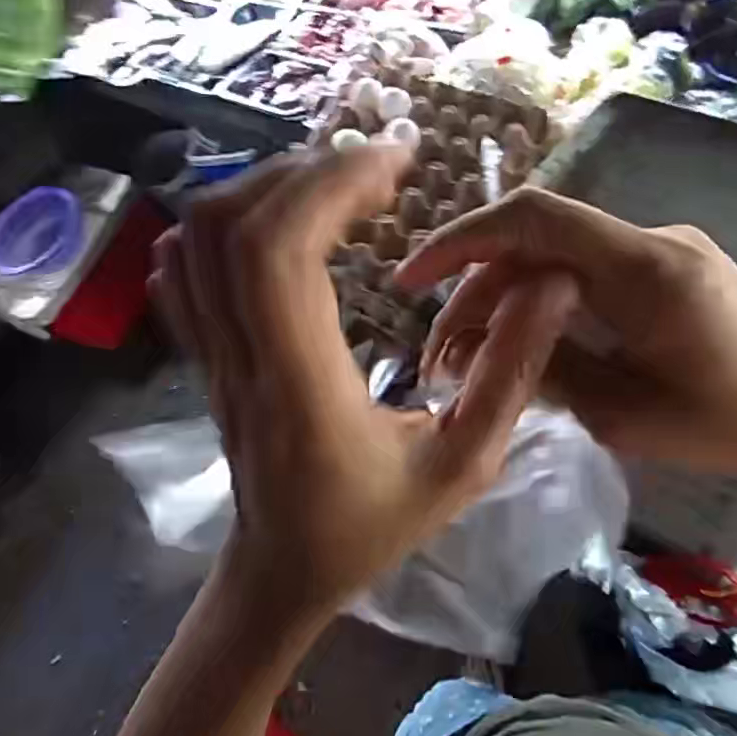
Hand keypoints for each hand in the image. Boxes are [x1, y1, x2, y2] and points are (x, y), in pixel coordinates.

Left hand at [149, 148, 578, 618]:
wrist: (282, 571)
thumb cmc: (373, 526)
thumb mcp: (465, 465)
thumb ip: (511, 374)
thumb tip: (549, 285)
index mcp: (304, 388)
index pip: (281, 254)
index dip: (334, 185)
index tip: (399, 164)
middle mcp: (243, 361)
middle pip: (235, 228)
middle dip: (309, 174)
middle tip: (378, 169)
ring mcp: (210, 355)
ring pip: (201, 239)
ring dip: (270, 189)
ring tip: (339, 186)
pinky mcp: (202, 353)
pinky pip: (186, 269)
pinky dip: (227, 222)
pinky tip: (279, 220)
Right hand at [394, 187, 736, 487]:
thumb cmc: (734, 428)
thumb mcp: (625, 415)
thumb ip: (548, 366)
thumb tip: (483, 340)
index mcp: (647, 270)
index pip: (533, 220)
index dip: (461, 240)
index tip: (409, 279)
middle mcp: (653, 240)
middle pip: (537, 242)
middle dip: (475, 290)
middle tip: (440, 356)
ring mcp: (664, 247)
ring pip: (558, 257)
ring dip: (509, 299)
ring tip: (475, 358)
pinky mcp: (669, 265)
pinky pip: (589, 269)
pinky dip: (546, 300)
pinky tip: (527, 342)